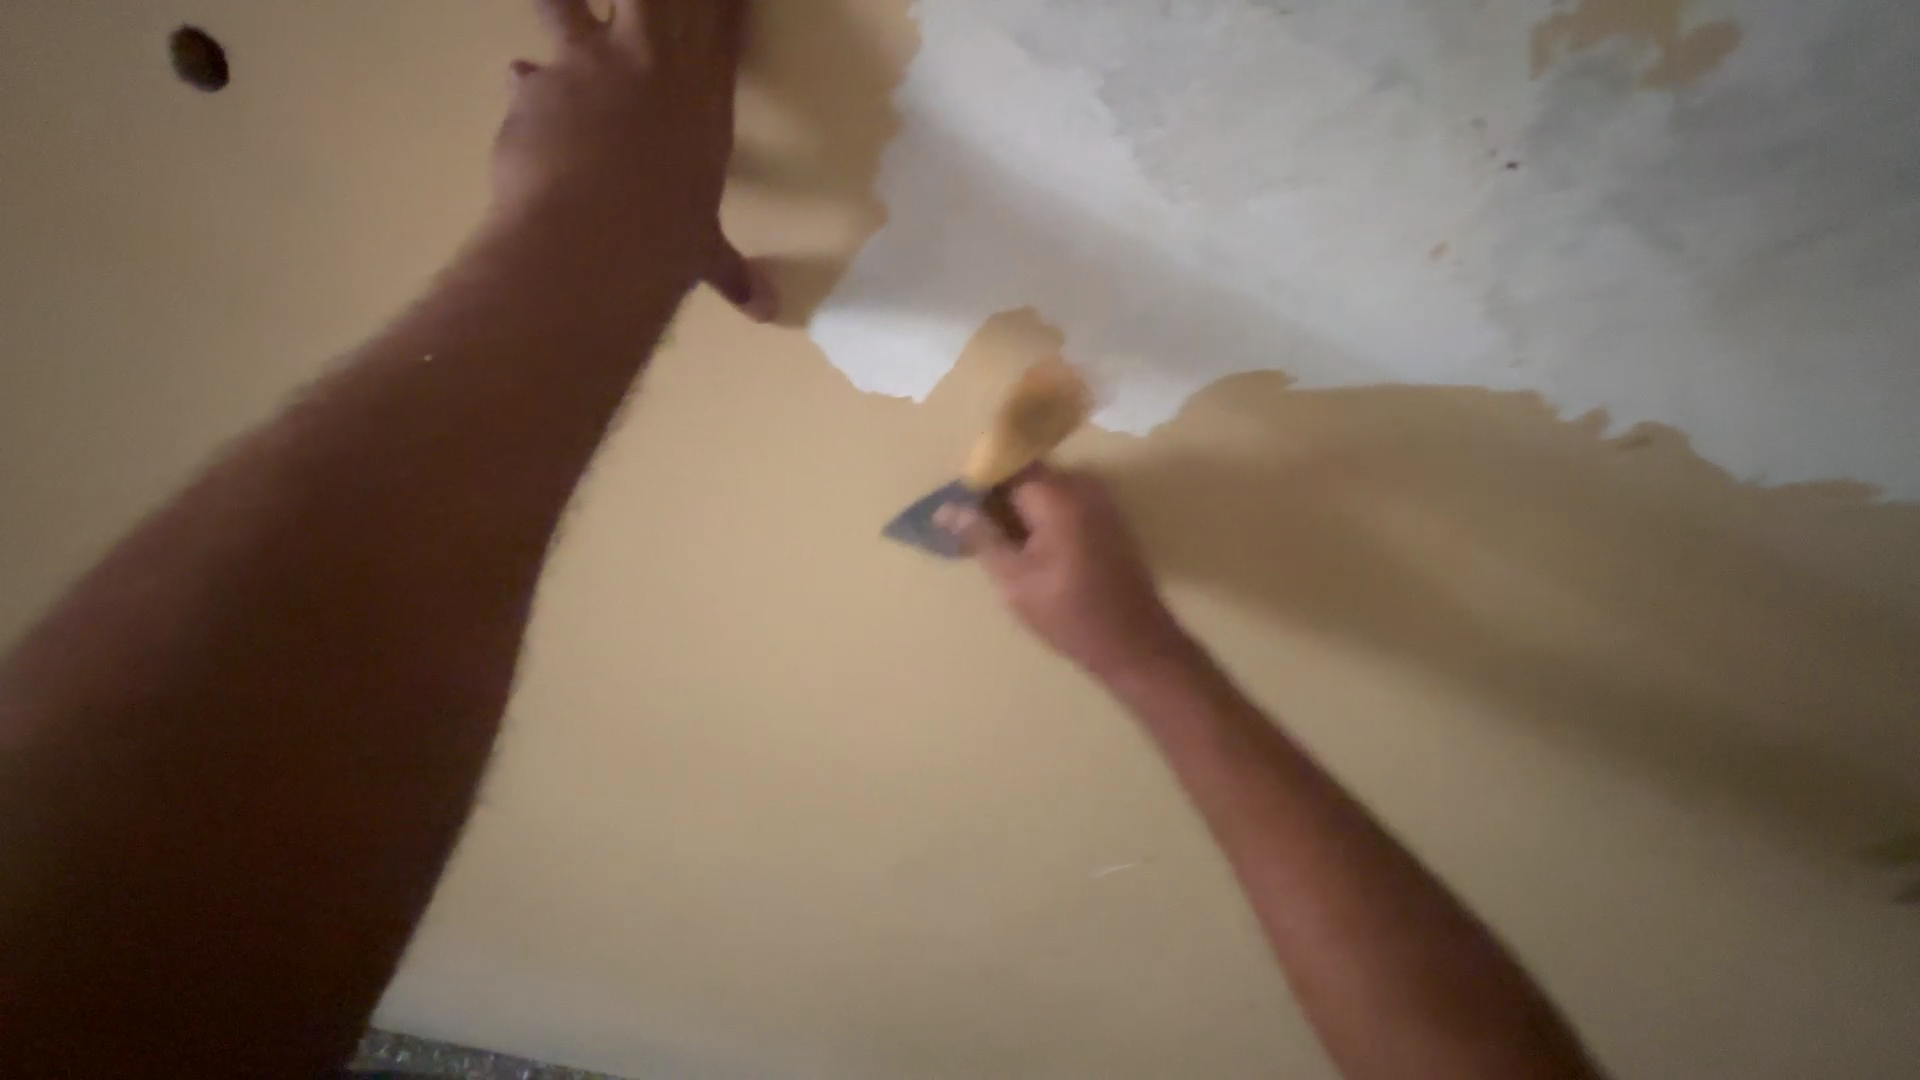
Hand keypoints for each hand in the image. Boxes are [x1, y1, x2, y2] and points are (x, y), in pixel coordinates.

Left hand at [493, 0, 775, 320]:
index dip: (725, 2)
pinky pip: (532, 71)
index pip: (724, 19)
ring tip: (569, 9)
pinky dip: (531, 82)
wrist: (596, 239)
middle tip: (660, 0)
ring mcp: (591, 65)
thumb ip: (732, 272)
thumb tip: (766, 311)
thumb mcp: (705, 255)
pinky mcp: (540, 84)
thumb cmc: (671, 242)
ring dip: (569, 5)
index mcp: (707, 97)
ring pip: (572, 0)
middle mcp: (651, 64)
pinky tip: (523, 83)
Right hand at [952, 466, 1193, 679]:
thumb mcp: (1014, 580)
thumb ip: (981, 536)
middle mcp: (1083, 485)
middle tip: (970, 529)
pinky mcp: (1107, 517)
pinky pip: (1063, 503)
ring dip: (1018, 509)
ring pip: (1044, 490)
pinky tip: (1028, 548)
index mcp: (1058, 496)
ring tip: (996, 543)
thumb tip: (946, 508)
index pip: (1006, 467)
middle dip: (997, 497)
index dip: (976, 485)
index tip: (954, 509)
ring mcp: (1100, 500)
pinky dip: (1041, 517)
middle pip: (1026, 475)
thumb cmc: (1069, 614)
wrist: (1134, 643)